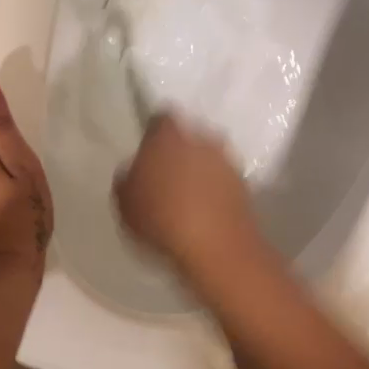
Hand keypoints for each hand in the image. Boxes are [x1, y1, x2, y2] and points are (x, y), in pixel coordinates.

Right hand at [114, 115, 260, 276]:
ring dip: (197, 171)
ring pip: (206, 159)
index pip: (159, 120)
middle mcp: (202, 137)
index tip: (145, 154)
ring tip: (183, 198)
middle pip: (187, 136)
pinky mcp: (245, 186)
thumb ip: (126, 179)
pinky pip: (221, 181)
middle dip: (177, 151)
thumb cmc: (160, 219)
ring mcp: (227, 161)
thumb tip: (135, 173)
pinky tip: (201, 213)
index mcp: (168, 134)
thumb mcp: (123, 202)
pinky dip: (213, 191)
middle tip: (162, 175)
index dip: (152, 135)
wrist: (215, 249)